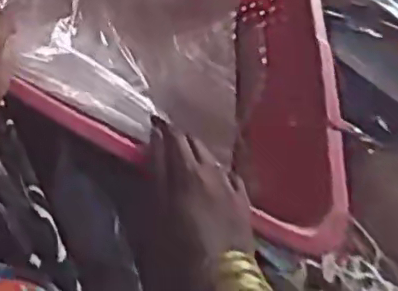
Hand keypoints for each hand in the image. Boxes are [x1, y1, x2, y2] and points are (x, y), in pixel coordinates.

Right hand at [147, 118, 254, 283]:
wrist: (223, 275)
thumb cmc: (183, 242)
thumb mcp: (160, 205)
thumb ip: (157, 168)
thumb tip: (155, 137)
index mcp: (188, 169)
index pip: (175, 134)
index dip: (162, 125)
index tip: (153, 121)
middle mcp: (211, 170)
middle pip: (194, 141)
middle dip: (180, 137)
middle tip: (168, 141)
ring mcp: (231, 185)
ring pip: (213, 156)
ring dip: (199, 153)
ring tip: (189, 160)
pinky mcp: (244, 202)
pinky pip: (232, 176)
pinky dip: (220, 172)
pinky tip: (216, 179)